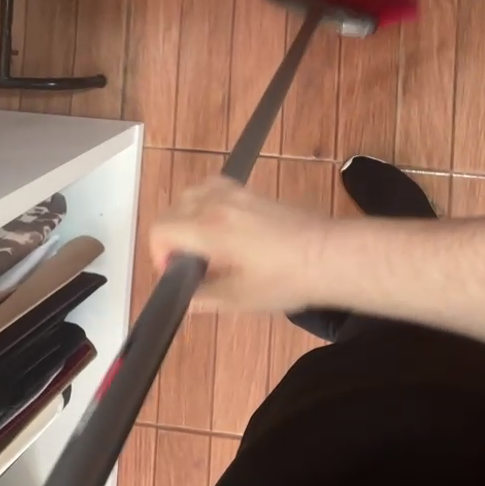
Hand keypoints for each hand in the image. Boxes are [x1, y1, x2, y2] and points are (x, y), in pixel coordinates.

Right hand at [149, 178, 334, 312]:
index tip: (175, 273)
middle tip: (189, 265)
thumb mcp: (239, 298)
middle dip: (171, 237)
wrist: (326, 254)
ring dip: (186, 216)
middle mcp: (217, 203)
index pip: (161, 228)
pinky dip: (206, 202)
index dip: (159, 253)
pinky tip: (221, 225)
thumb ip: (204, 297)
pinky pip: (214, 186)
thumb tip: (184, 298)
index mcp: (209, 229)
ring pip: (192, 193)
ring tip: (203, 245)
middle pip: (173, 209)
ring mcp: (236, 193)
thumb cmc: (284, 279)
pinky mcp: (251, 192)